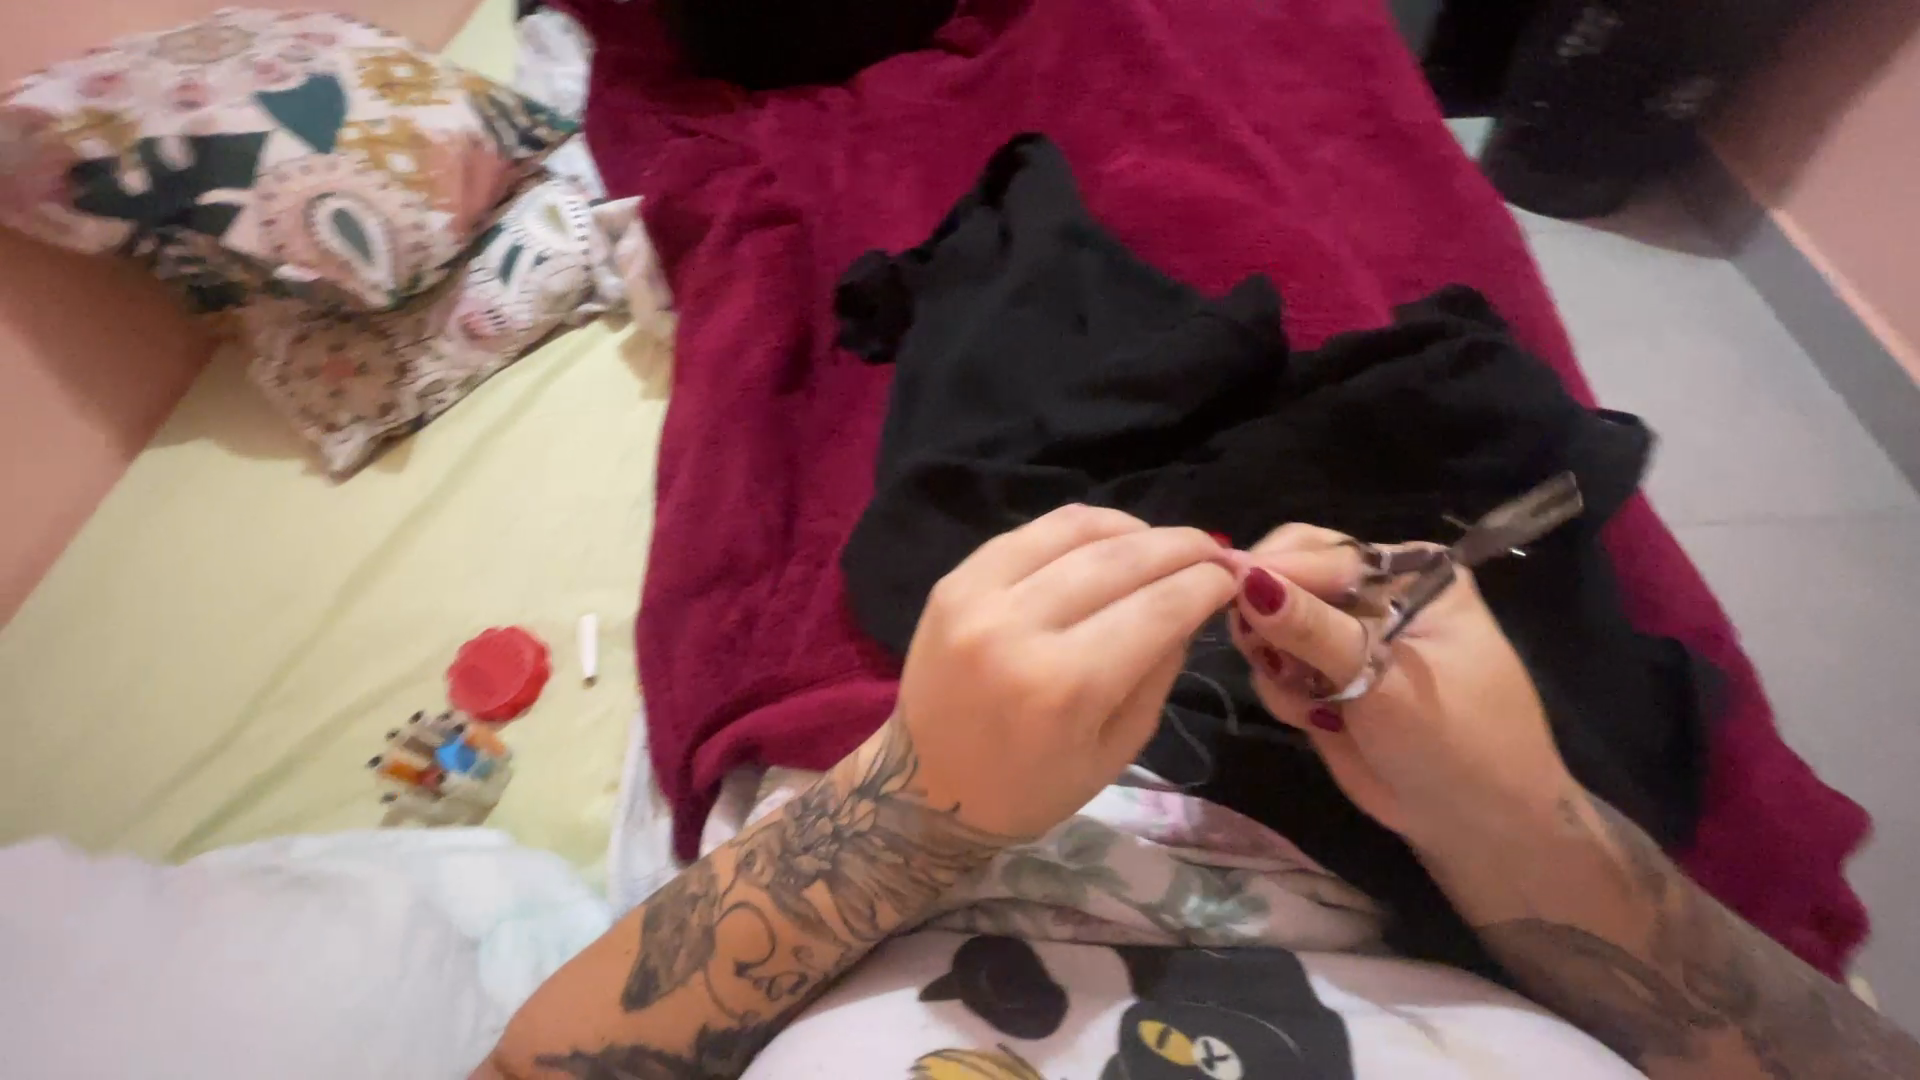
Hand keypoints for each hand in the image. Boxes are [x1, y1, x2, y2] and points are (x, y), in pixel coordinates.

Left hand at [897, 505, 1237, 838]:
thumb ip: (1157, 674)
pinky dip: (1077, 528)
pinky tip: (1105, 538)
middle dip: (1179, 546)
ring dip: (1132, 526)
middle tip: (1212, 547)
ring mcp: (976, 598)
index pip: (1156, 610)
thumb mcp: (1115, 753)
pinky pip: (1027, 533)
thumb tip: (1187, 606)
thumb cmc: (1028, 788)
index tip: (1234, 575)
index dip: (1205, 584)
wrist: (925, 786)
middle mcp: (1017, 630)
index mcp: (1062, 688)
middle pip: (1118, 561)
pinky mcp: (952, 582)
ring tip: (1161, 541)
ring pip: (1073, 531)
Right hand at [1226, 524, 1575, 855]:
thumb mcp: (1386, 684)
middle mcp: (1373, 594)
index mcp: (1409, 576)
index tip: (1228, 586)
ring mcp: (1342, 635)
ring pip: (1269, 623)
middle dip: (1269, 617)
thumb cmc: (1457, 745)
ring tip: (1312, 703)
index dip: (1273, 569)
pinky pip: (1271, 664)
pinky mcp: (1319, 674)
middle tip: (1263, 651)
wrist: (1476, 827)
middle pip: (1286, 575)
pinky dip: (1282, 692)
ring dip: (1277, 664)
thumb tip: (1245, 579)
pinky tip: (1316, 719)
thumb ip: (1314, 630)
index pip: (1322, 554)